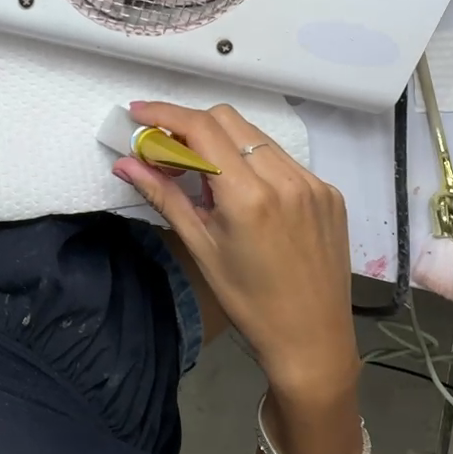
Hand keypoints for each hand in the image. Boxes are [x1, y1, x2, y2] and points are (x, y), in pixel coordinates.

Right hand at [114, 101, 358, 399]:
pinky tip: (245, 192)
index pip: (201, 128)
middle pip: (227, 119)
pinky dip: (253, 161)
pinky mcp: (328, 191)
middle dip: (191, 125)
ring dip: (222, 142)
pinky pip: (281, 157)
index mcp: (249, 196)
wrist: (314, 341)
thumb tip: (124, 162)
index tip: (137, 112)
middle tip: (168, 149)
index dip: (165, 114)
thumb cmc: (248, 301)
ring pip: (255, 135)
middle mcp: (285, 179)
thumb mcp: (200, 247)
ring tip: (205, 174)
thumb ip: (163, 195)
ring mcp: (313, 183)